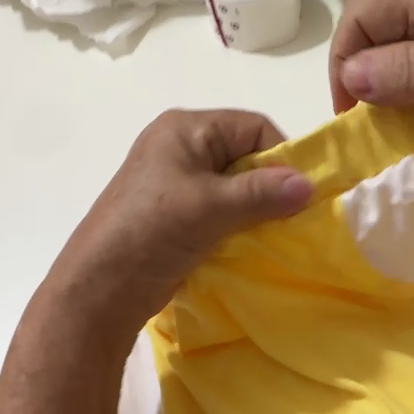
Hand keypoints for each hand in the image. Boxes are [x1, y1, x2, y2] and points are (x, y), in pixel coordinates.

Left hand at [43, 110, 311, 332]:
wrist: (104, 285)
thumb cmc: (151, 231)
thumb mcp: (210, 206)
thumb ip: (260, 194)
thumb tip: (309, 185)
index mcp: (186, 129)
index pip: (252, 128)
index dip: (282, 157)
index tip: (302, 194)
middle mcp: (183, 150)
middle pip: (245, 159)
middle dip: (271, 188)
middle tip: (293, 220)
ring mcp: (179, 187)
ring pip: (236, 192)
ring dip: (257, 214)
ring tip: (276, 238)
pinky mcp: (179, 221)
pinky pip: (222, 217)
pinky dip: (241, 230)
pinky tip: (253, 250)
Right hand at [328, 0, 413, 157]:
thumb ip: (405, 72)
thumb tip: (351, 77)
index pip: (363, 14)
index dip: (345, 61)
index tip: (351, 113)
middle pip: (380, 27)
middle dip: (364, 73)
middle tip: (370, 123)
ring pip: (404, 43)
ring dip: (390, 82)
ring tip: (395, 122)